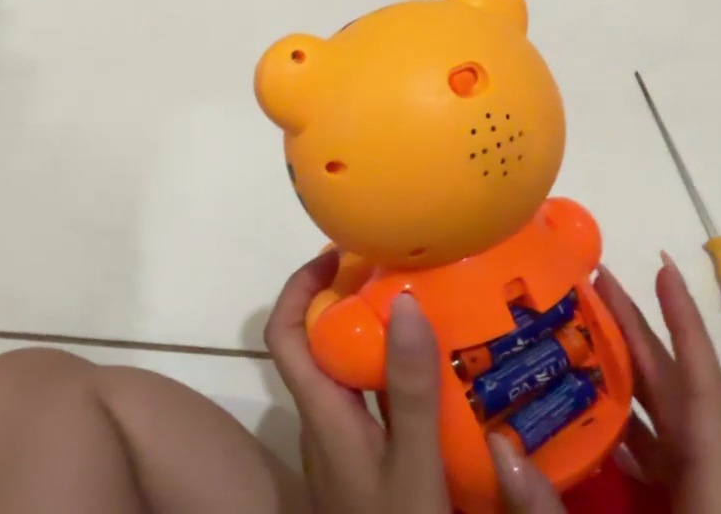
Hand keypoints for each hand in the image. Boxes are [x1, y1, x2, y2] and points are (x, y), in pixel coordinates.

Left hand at [265, 251, 455, 512]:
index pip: (283, 333)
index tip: (337, 252)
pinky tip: (437, 374)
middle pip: (317, 344)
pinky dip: (393, 373)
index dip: (299, 286)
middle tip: (396, 272)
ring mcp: (342, 444)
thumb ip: (409, 389)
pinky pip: (370, 399)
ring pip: (346, 371)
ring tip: (423, 309)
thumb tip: (403, 300)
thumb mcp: (412, 466)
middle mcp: (323, 421)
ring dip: (373, 335)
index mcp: (321, 413)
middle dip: (347, 300)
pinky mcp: (365, 462)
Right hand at [495, 255, 720, 513]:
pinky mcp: (682, 512)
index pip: (703, 390)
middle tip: (593, 283)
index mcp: (717, 488)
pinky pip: (656, 452)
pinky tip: (584, 407)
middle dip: (638, 332)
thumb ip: (551, 510)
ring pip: (665, 421)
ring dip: (628, 371)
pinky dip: (623, 420)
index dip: (685, 326)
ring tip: (580, 328)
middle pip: (677, 393)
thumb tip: (496, 446)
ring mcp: (700, 497)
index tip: (664, 267)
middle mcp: (713, 481)